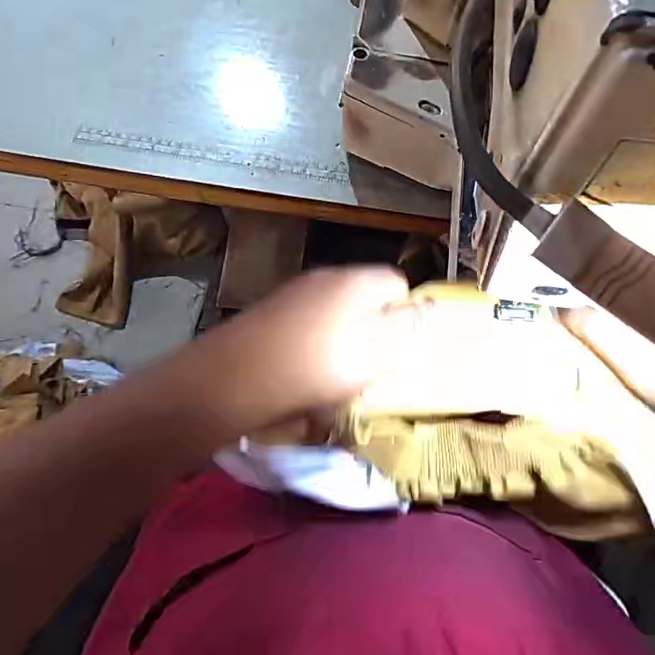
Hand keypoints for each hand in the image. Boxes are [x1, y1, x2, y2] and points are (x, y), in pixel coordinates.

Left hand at [107, 266, 411, 443]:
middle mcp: (327, 276)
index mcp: (358, 280)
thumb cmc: (318, 366)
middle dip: (373, 323)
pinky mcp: (269, 311)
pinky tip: (303, 371)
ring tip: (336, 371)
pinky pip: (306, 322)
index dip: (405, 310)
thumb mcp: (376, 353)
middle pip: (365, 294)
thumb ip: (404, 328)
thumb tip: (419, 309)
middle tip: (372, 360)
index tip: (400, 343)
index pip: (398, 281)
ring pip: (335, 309)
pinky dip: (312, 341)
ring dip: (342, 334)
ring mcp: (294, 292)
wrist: (234, 378)